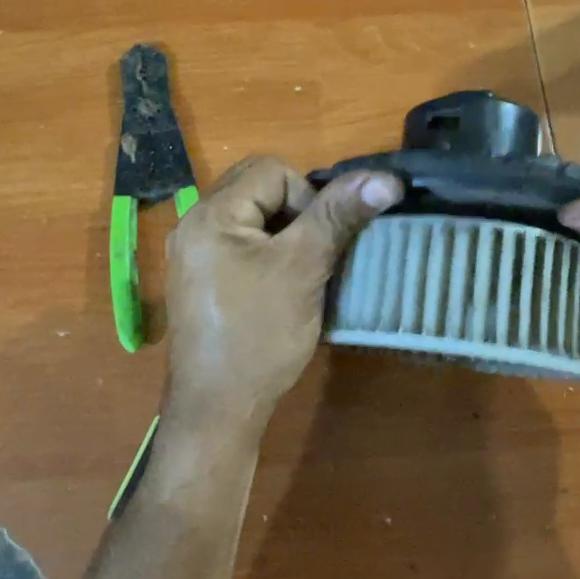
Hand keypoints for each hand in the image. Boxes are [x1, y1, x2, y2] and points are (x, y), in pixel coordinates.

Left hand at [164, 156, 401, 434]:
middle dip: (295, 214)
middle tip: (311, 257)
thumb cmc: (259, 335)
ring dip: (284, 237)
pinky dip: (266, 256)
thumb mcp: (303, 269)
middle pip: (257, 189)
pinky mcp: (199, 281)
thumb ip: (339, 217)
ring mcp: (192, 255)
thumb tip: (387, 178)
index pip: (271, 171)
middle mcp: (192, 225)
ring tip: (300, 275)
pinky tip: (279, 291)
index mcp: (210, 214)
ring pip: (251, 220)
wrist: (217, 407)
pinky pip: (239, 246)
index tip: (318, 244)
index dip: (307, 197)